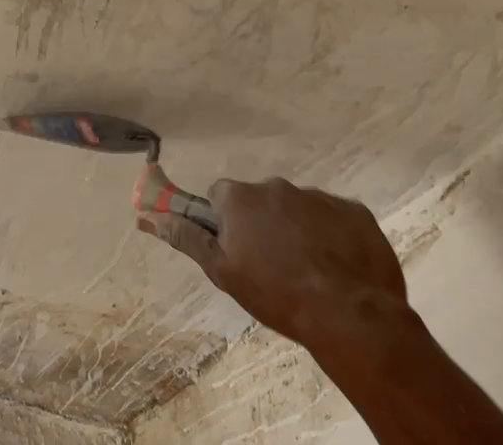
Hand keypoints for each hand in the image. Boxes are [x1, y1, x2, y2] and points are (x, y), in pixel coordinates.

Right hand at [137, 176, 410, 348]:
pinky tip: (338, 265)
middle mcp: (276, 186)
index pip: (221, 196)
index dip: (226, 221)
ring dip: (298, 228)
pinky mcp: (357, 212)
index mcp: (240, 197)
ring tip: (310, 269)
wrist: (351, 316)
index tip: (237, 247)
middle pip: (261, 200)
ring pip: (298, 208)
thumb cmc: (276, 294)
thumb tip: (146, 216)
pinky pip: (336, 218)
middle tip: (273, 263)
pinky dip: (333, 235)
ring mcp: (320, 197)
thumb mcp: (221, 271)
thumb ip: (185, 237)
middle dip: (264, 223)